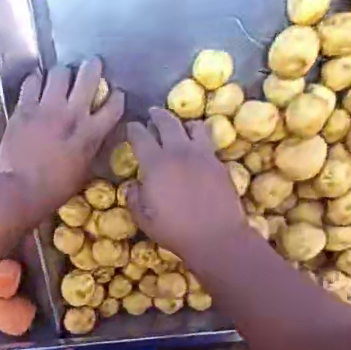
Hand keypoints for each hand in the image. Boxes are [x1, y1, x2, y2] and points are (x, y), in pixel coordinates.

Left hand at [0, 58, 122, 219]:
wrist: (21, 189)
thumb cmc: (55, 189)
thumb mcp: (83, 171)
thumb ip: (91, 148)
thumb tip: (94, 137)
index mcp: (91, 134)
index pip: (114, 105)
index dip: (117, 96)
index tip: (114, 93)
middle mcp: (73, 114)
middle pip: (89, 77)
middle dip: (92, 67)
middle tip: (91, 65)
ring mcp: (47, 108)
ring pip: (60, 73)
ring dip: (62, 73)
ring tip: (60, 77)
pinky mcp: (24, 108)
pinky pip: (32, 82)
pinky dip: (36, 81)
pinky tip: (36, 86)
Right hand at [128, 109, 251, 266]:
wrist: (215, 236)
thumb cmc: (174, 230)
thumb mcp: (144, 219)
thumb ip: (134, 198)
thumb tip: (132, 185)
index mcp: (156, 163)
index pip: (141, 137)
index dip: (134, 129)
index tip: (131, 127)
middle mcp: (179, 152)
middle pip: (167, 122)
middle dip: (157, 115)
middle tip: (152, 113)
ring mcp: (202, 155)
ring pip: (193, 126)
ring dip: (182, 123)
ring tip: (179, 126)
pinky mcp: (219, 163)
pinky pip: (208, 142)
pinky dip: (199, 138)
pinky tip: (197, 147)